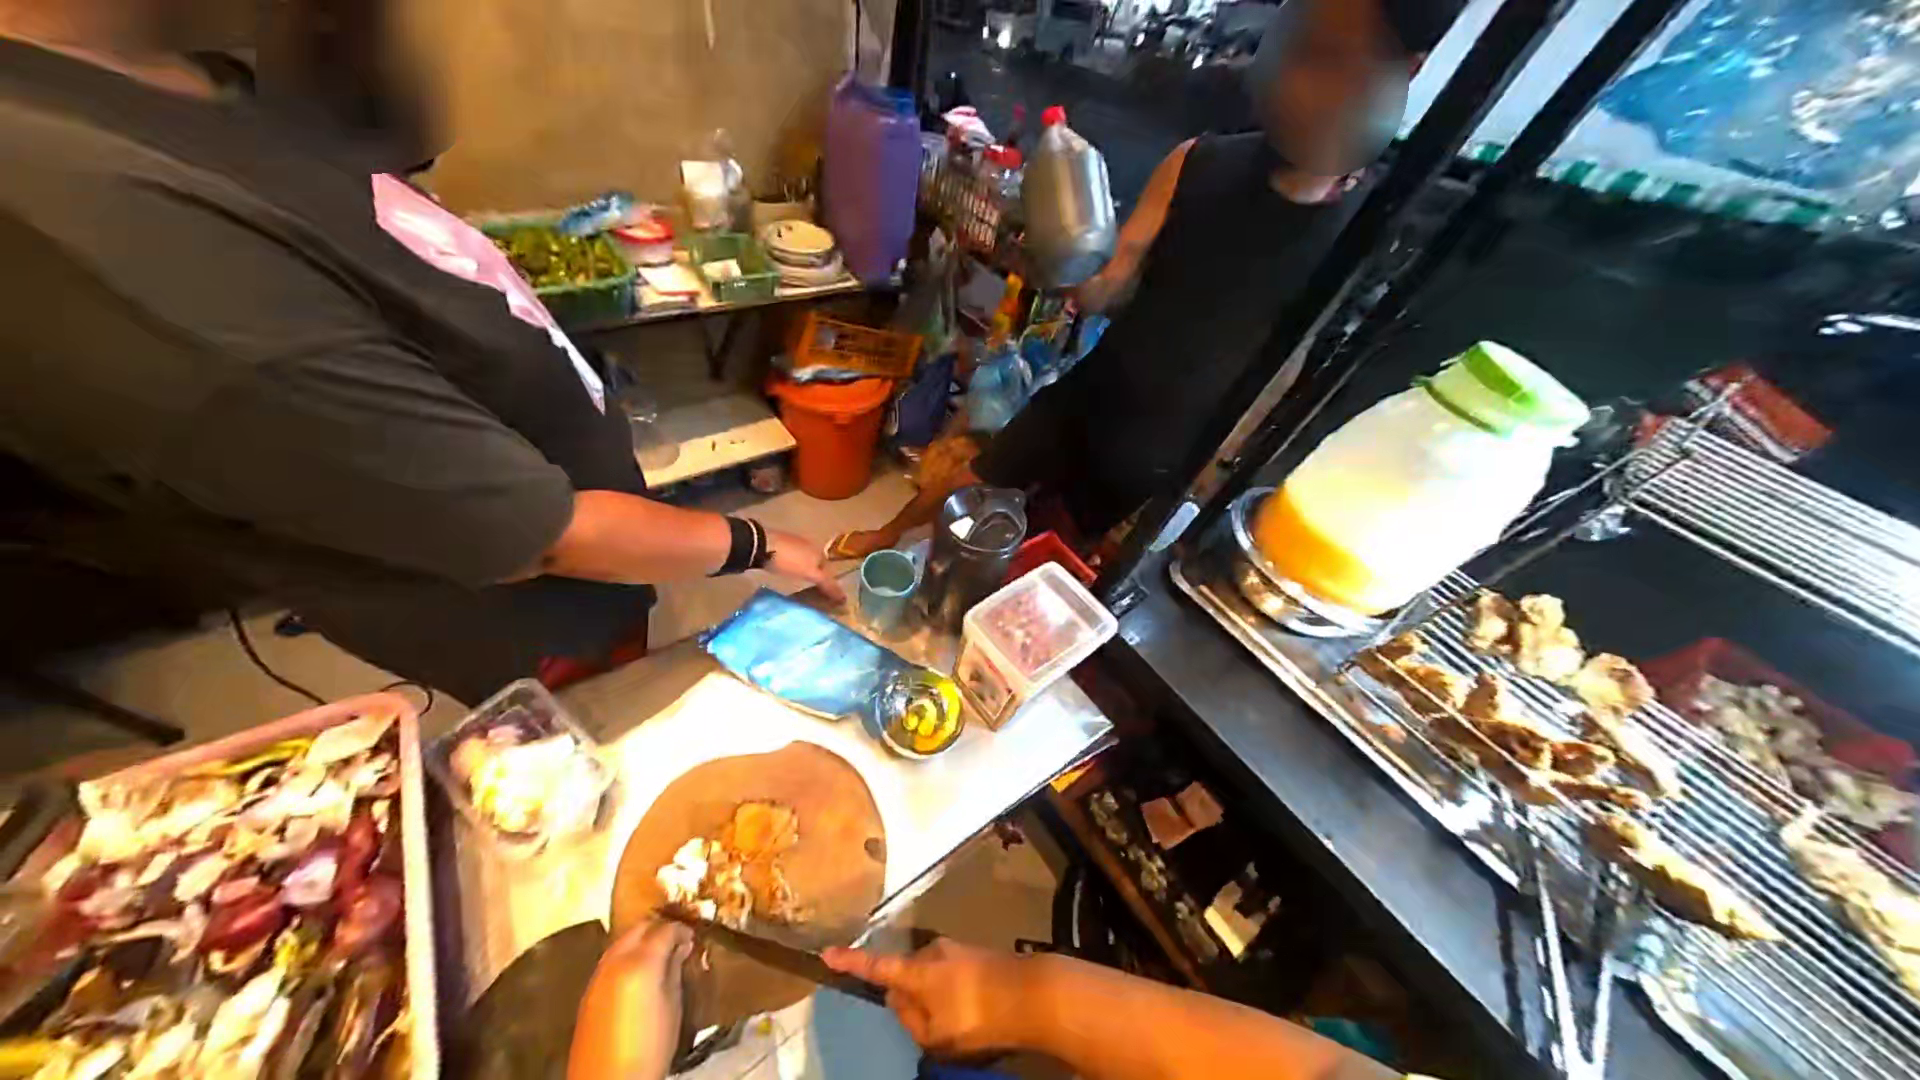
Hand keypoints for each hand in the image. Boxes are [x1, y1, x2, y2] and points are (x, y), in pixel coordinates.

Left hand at [568, 919, 691, 1079]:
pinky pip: (610, 961)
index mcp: (641, 964)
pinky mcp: (587, 994)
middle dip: (659, 929)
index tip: (692, 938)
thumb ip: (674, 969)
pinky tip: (637, 974)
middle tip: (676, 942)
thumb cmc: (650, 1047)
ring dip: (641, 941)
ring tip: (658, 956)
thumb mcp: (672, 1006)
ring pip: (622, 942)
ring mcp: (598, 977)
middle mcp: (616, 962)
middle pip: (639, 928)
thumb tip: (680, 948)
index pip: (664, 930)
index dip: (682, 930)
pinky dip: (626, 956)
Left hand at [765, 528, 846, 603]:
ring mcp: (793, 542)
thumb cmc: (789, 561)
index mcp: (818, 551)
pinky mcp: (778, 543)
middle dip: (815, 574)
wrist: (761, 545)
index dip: (827, 581)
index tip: (824, 594)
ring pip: (802, 559)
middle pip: (815, 562)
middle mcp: (808, 545)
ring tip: (798, 582)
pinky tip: (784, 571)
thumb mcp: (810, 573)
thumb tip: (845, 598)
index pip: (827, 568)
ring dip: (803, 569)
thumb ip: (827, 584)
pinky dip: (791, 565)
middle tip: (812, 589)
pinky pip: (790, 557)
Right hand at [822, 938, 1041, 1057]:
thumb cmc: (975, 1017)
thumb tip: (897, 999)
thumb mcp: (934, 1034)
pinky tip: (974, 1015)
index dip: (850, 962)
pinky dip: (955, 996)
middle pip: (908, 975)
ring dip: (937, 1000)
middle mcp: (932, 951)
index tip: (826, 952)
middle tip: (932, 1030)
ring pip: (932, 978)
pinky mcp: (976, 954)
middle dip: (910, 998)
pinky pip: (952, 977)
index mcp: (916, 971)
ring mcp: (956, 949)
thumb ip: (909, 1018)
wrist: (1028, 993)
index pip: (876, 966)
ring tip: (961, 1026)